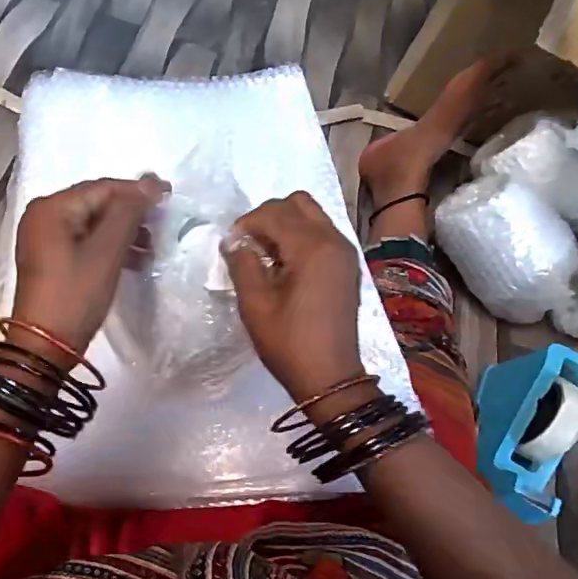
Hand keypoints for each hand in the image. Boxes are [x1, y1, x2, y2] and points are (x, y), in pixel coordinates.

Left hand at [12, 177, 164, 357]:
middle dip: (130, 214)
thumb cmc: (75, 296)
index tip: (170, 196)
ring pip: (92, 225)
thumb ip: (128, 213)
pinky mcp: (50, 260)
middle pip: (96, 204)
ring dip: (123, 233)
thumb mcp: (105, 253)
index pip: (102, 188)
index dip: (137, 191)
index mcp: (51, 208)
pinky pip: (84, 242)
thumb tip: (150, 184)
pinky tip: (132, 260)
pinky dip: (108, 248)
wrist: (45, 347)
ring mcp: (43, 239)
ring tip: (151, 248)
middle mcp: (42, 216)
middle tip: (162, 224)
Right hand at [222, 191, 364, 401]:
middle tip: (249, 245)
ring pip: (312, 215)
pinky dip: (301, 237)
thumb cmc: (288, 342)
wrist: (330, 376)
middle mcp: (334, 240)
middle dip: (268, 216)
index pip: (273, 212)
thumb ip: (242, 263)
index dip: (245, 224)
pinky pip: (322, 233)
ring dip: (285, 225)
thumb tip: (235, 241)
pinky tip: (285, 266)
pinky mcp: (347, 266)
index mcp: (312, 247)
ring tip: (265, 256)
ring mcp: (345, 252)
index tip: (230, 247)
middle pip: (297, 202)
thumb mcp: (255, 304)